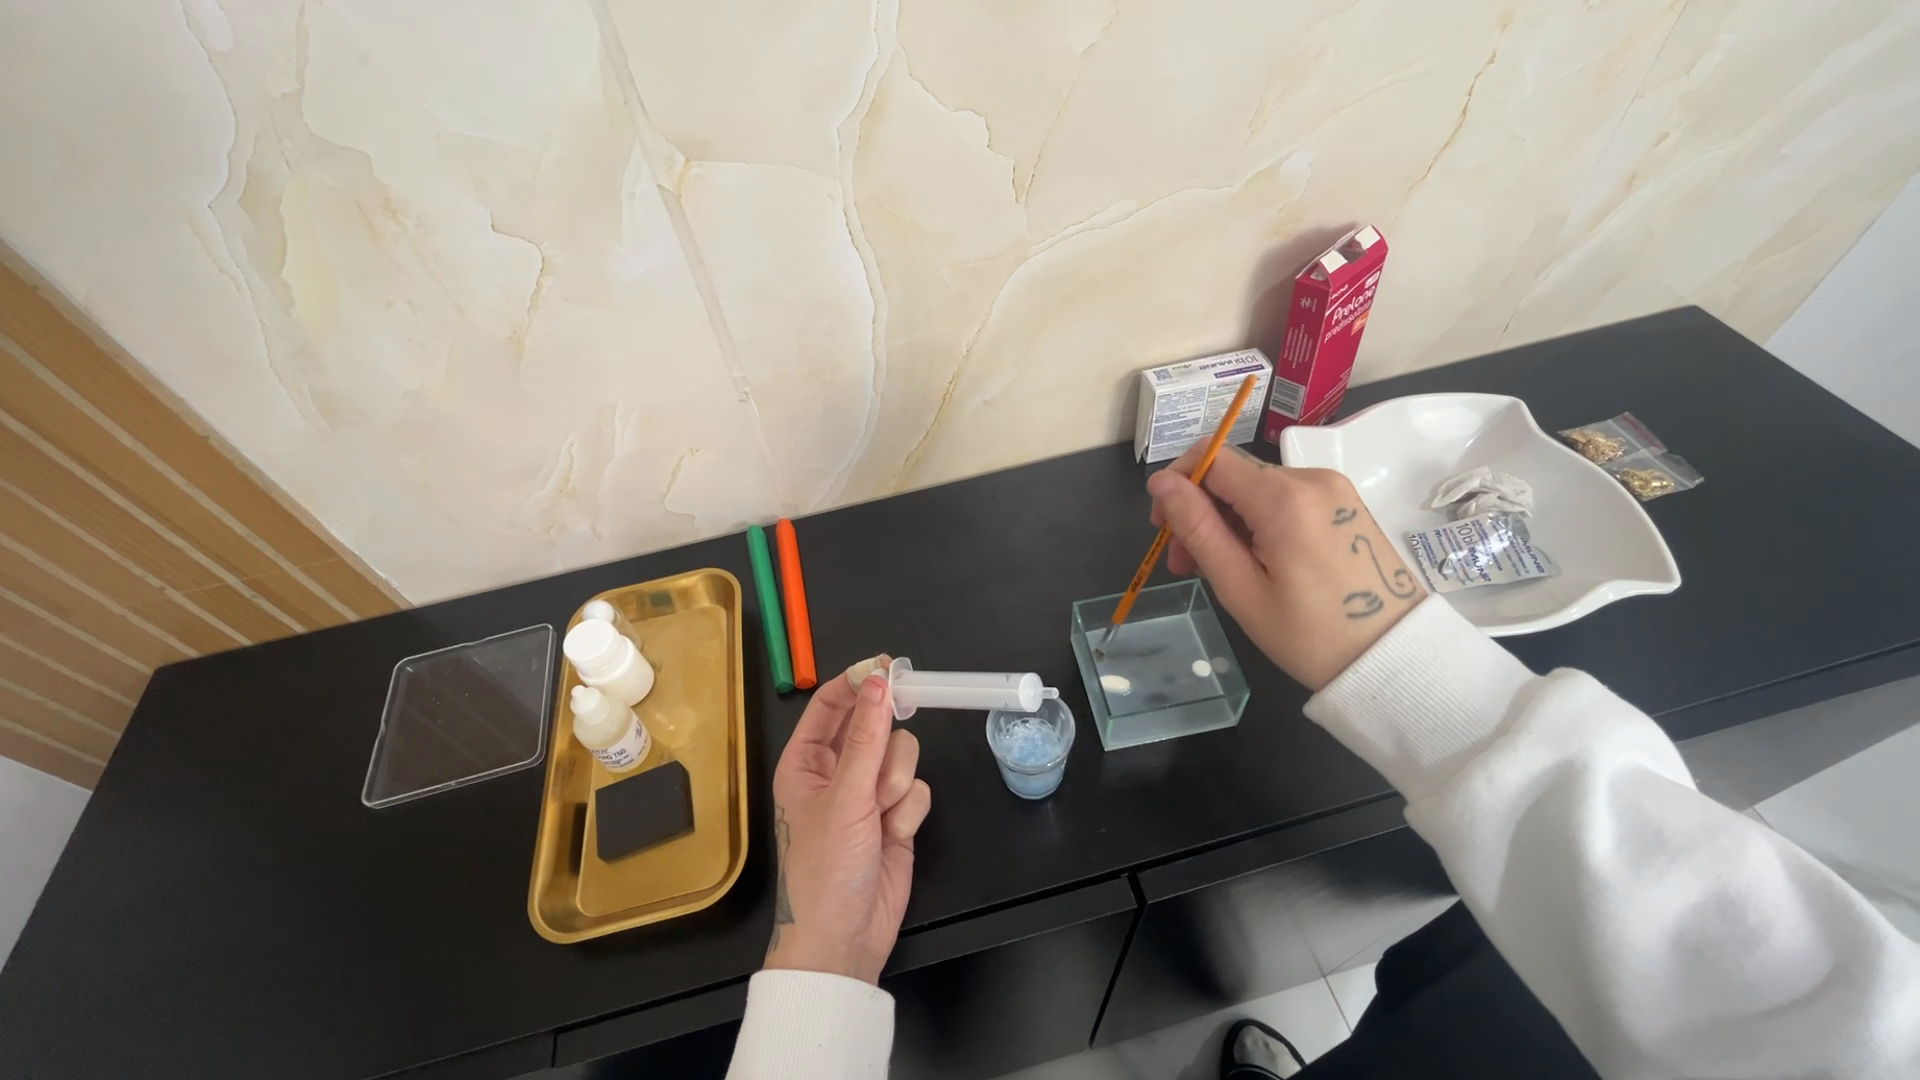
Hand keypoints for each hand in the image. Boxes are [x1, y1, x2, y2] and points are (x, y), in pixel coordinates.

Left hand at [765, 655, 932, 984]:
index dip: (858, 683)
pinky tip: (894, 837)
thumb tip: (878, 681)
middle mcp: (838, 771)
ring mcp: (869, 794)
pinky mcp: (897, 816)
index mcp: (806, 761)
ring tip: (881, 817)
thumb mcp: (845, 797)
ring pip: (902, 755)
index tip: (888, 666)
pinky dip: (909, 811)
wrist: (844, 939)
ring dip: (896, 784)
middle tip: (888, 747)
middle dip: (885, 745)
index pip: (831, 705)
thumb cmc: (825, 868)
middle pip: (876, 725)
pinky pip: (917, 788)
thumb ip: (868, 737)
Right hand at [1148, 444, 1425, 690]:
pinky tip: (1252, 561)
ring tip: (1216, 570)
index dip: (1176, 483)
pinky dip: (1255, 523)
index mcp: (1284, 497)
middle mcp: (1310, 478)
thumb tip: (1159, 481)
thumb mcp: (1239, 586)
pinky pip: (1282, 500)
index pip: (1210, 457)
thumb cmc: (1308, 633)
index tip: (1163, 527)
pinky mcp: (1342, 504)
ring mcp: (1331, 489)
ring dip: (1225, 521)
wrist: (1391, 656)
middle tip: (1185, 564)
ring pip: (1254, 489)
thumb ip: (1197, 527)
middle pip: (1231, 475)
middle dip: (1199, 512)